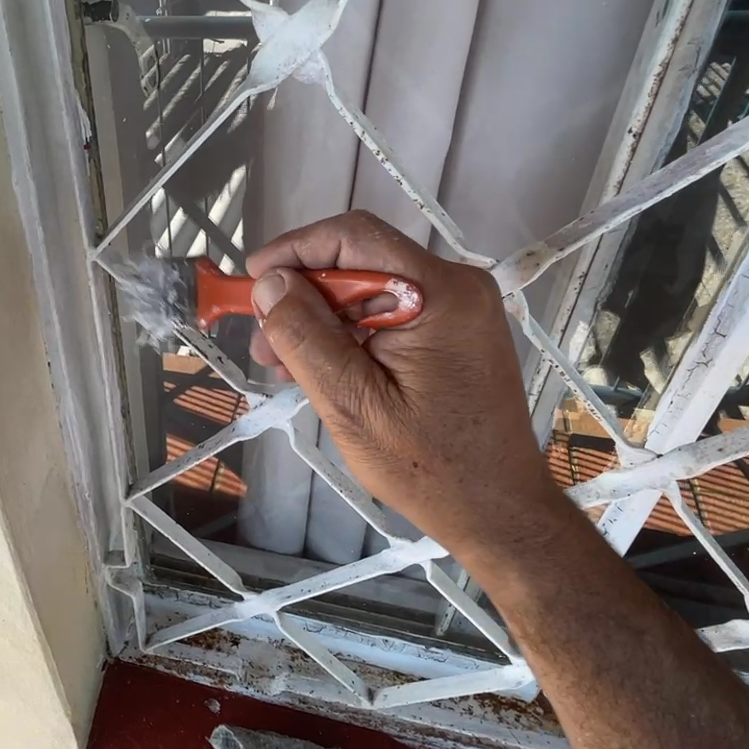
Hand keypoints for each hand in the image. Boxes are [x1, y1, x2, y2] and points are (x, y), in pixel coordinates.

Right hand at [247, 211, 565, 551]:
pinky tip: (320, 368)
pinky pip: (386, 316)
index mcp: (439, 294)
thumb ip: (306, 336)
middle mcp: (455, 287)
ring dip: (319, 318)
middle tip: (262, 338)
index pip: (354, 238)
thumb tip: (270, 283)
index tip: (252, 279)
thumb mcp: (352, 403)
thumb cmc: (428, 466)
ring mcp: (457, 310)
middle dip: (302, 293)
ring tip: (283, 363)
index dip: (294, 249)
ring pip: (368, 291)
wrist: (496, 509)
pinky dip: (346, 335)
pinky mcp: (451, 333)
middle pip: (359, 262)